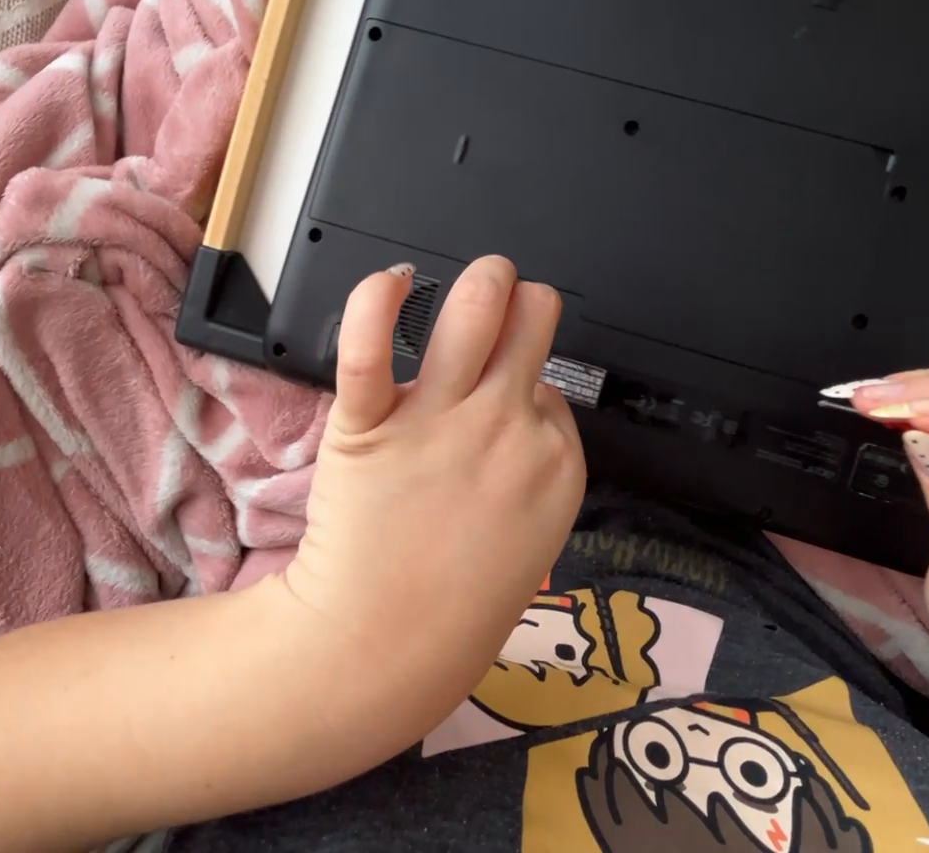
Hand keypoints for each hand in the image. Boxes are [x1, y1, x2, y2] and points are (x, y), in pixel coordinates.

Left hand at [281, 256, 586, 733]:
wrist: (382, 647)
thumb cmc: (456, 602)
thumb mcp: (535, 536)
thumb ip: (541, 466)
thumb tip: (530, 398)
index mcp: (557, 462)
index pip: (551, 386)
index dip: (526, 391)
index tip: (503, 410)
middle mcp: (508, 427)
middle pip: (535, 320)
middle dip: (523, 298)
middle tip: (504, 296)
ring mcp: (441, 421)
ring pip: (476, 309)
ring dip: (481, 280)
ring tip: (473, 280)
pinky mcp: (370, 424)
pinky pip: (373, 344)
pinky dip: (377, 301)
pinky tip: (388, 283)